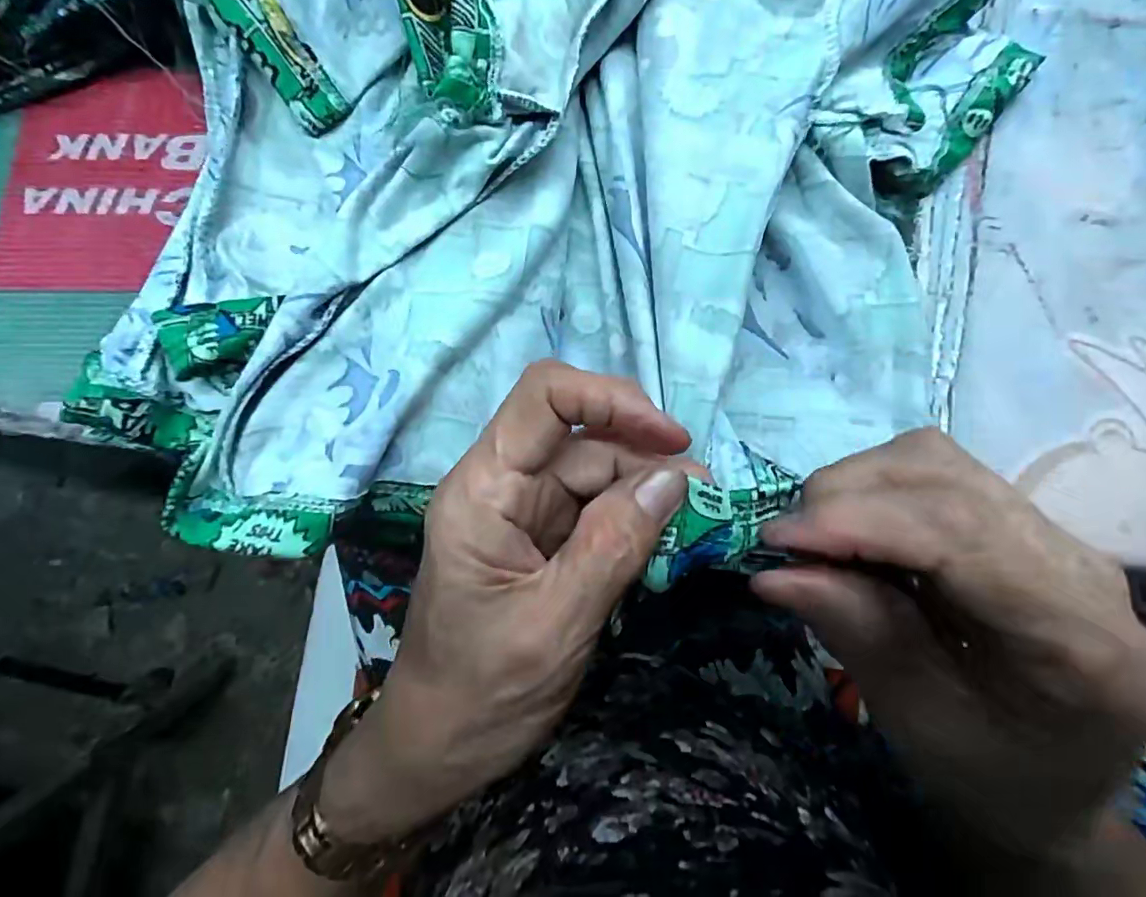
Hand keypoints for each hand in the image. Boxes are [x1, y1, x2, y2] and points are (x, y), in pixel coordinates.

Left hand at [319, 361, 700, 841]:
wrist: (439, 747)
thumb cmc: (483, 691)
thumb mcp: (556, 622)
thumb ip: (614, 545)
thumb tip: (675, 481)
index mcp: (483, 489)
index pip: (542, 397)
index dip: (610, 399)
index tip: (671, 440)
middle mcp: (499, 484)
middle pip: (578, 436)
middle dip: (643, 456)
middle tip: (707, 499)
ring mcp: (520, 511)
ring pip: (592, 470)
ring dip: (645, 488)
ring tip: (698, 519)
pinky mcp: (539, 538)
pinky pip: (593, 507)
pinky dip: (633, 516)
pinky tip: (668, 535)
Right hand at [752, 429, 1145, 862]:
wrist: (1050, 784)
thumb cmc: (988, 772)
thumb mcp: (917, 721)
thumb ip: (857, 634)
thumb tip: (773, 572)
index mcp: (1082, 640)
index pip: (959, 535)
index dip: (857, 522)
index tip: (776, 540)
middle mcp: (1081, 567)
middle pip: (944, 480)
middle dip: (844, 497)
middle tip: (787, 545)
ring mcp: (1051, 534)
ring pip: (933, 461)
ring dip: (855, 485)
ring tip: (818, 537)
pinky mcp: (1015, 519)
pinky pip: (932, 472)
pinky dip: (871, 488)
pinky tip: (853, 531)